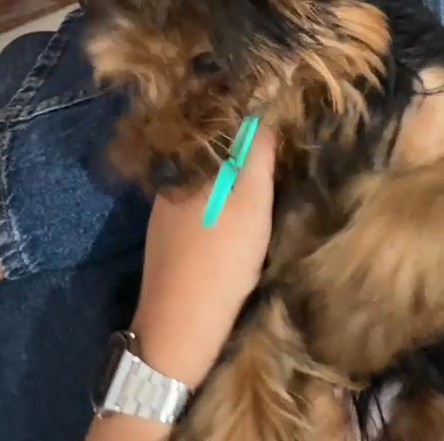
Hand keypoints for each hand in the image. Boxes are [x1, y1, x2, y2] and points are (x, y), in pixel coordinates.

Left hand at [130, 127, 277, 387]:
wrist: (180, 324)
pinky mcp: (165, 232)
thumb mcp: (253, 200)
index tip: (278, 138)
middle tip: (275, 167)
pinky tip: (233, 224)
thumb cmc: (222, 256)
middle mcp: (172, 177)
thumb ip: (258, 153)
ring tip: (259, 195)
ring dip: (232, 180)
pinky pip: (198, 202)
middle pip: (215, 151)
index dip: (254, 127)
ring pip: (207, 178)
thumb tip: (264, 118)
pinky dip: (219, 204)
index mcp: (189, 161)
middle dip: (244, 153)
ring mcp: (165, 206)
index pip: (225, 125)